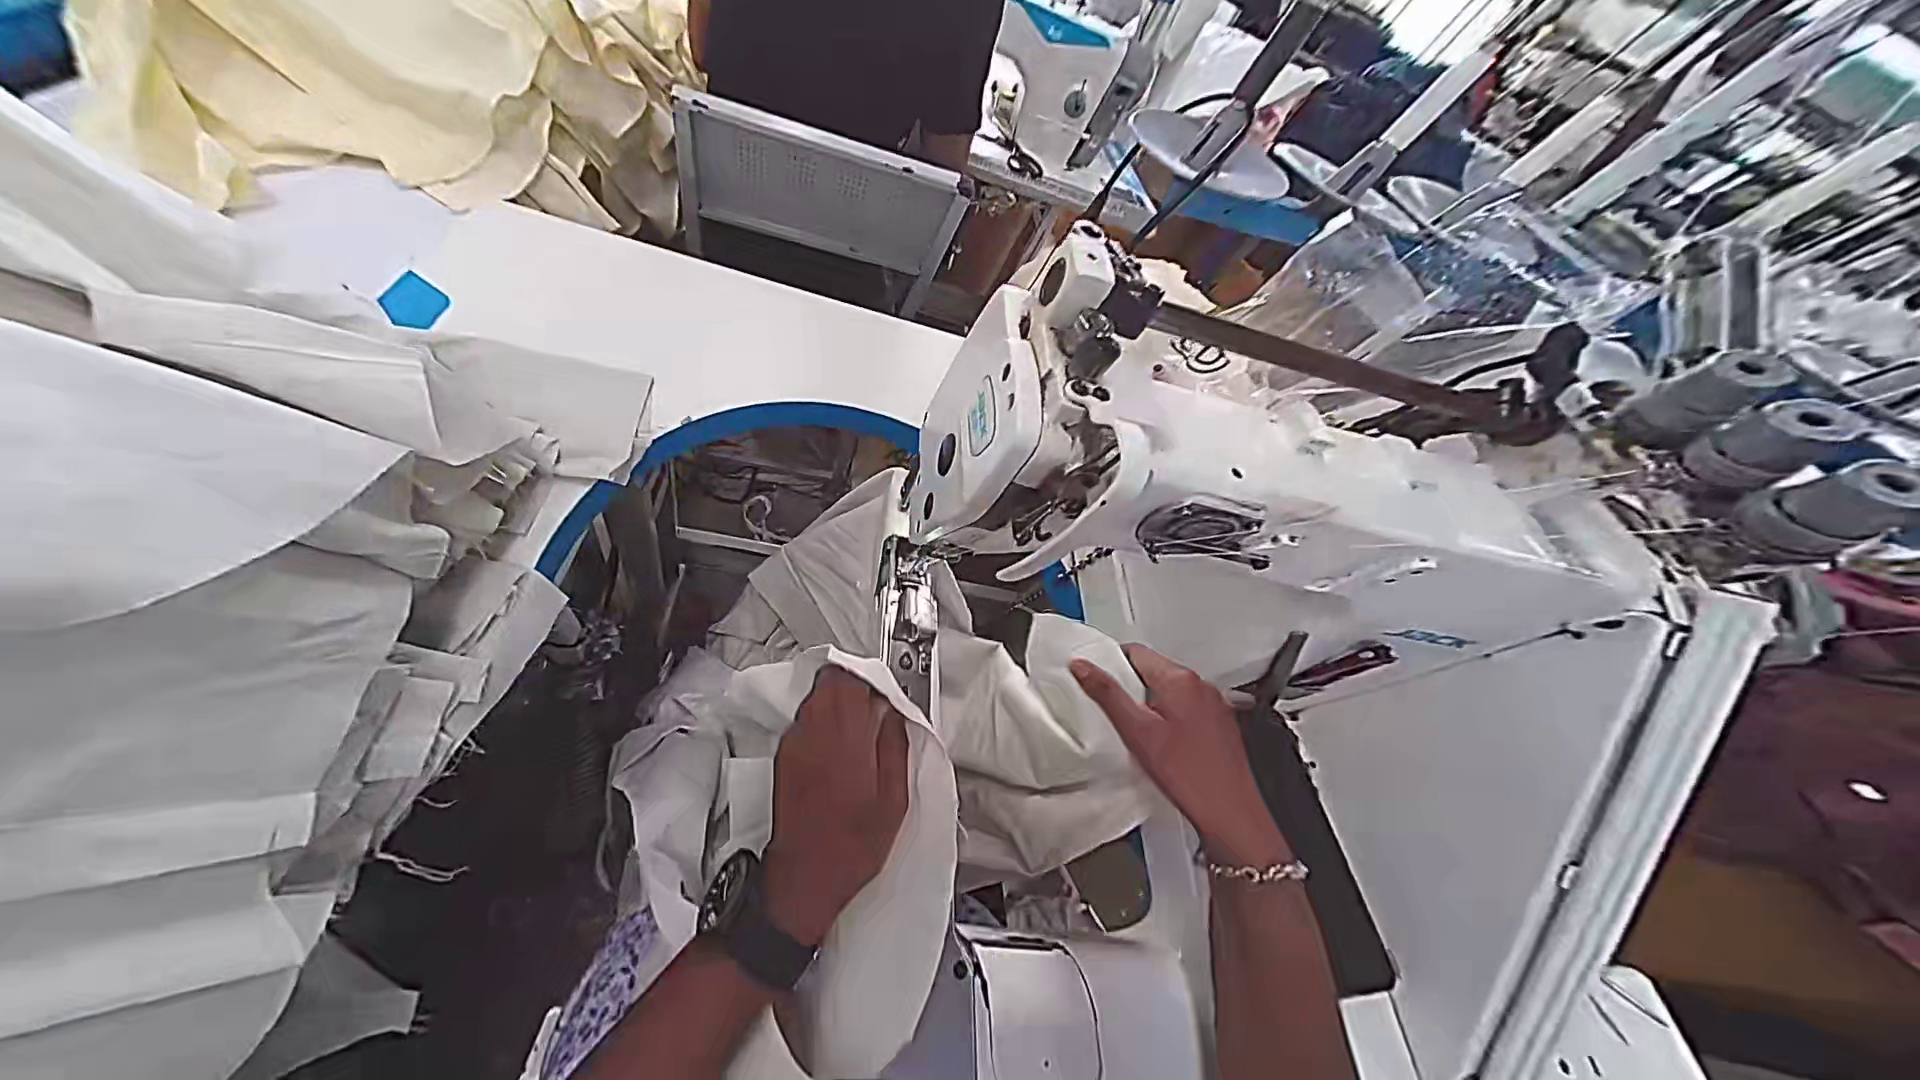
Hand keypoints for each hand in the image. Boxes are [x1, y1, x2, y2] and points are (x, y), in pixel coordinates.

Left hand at [762, 667, 910, 946]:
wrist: (803, 880)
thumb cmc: (852, 845)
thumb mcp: (894, 799)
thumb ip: (895, 746)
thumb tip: (894, 714)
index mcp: (844, 736)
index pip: (851, 678)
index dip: (871, 677)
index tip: (886, 691)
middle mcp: (813, 731)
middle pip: (830, 681)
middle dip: (855, 684)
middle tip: (876, 705)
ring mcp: (793, 742)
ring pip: (816, 697)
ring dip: (839, 702)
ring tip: (861, 727)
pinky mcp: (783, 756)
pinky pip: (806, 720)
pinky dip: (824, 721)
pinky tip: (841, 747)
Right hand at [1071, 645, 1289, 867]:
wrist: (1229, 812)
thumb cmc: (1190, 776)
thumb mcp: (1136, 731)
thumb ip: (1107, 694)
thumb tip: (1083, 668)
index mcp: (1180, 680)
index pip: (1136, 652)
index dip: (1111, 664)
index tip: (1099, 679)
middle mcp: (1202, 686)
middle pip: (1154, 670)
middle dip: (1132, 688)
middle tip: (1118, 713)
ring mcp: (1214, 704)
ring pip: (1170, 690)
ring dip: (1151, 703)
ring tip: (1141, 733)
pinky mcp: (1220, 723)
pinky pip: (1187, 708)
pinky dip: (1170, 718)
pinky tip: (1164, 744)